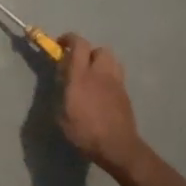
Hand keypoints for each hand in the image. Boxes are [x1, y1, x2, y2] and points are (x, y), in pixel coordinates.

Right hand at [57, 34, 142, 166]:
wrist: (116, 146)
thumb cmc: (85, 132)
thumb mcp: (62, 115)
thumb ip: (62, 93)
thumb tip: (63, 81)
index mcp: (81, 76)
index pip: (79, 45)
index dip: (69, 39)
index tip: (60, 44)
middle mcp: (100, 74)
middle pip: (99, 49)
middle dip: (88, 52)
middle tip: (79, 64)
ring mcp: (116, 82)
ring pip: (111, 60)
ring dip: (101, 62)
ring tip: (92, 76)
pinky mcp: (125, 93)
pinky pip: (117, 75)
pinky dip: (108, 77)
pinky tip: (102, 92)